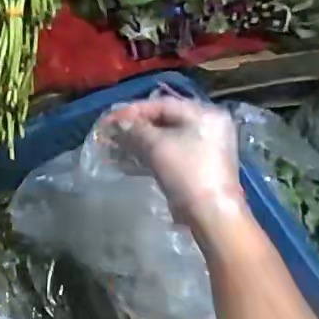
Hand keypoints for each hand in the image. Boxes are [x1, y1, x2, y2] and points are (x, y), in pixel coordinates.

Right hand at [105, 97, 247, 234]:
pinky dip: (145, 157)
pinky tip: (123, 163)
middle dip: (132, 129)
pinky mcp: (192, 168)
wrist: (209, 213)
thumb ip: (135, 130)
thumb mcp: (157, 145)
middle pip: (162, 122)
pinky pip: (165, 156)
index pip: (163, 105)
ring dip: (135, 144)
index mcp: (204, 115)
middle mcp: (205, 128)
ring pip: (161, 141)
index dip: (133, 110)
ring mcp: (200, 149)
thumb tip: (117, 122)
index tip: (110, 119)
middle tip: (108, 134)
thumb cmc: (186, 172)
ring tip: (111, 149)